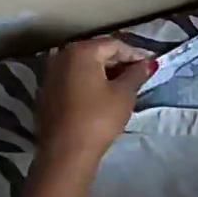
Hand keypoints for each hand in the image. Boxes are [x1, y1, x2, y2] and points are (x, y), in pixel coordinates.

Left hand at [35, 37, 155, 169]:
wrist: (65, 152)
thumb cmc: (98, 118)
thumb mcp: (124, 94)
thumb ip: (137, 73)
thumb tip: (148, 63)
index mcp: (81, 52)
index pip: (115, 44)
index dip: (135, 54)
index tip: (151, 66)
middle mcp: (61, 56)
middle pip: (97, 52)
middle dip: (119, 61)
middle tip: (138, 76)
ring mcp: (50, 74)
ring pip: (84, 66)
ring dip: (104, 72)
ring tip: (123, 86)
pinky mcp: (46, 92)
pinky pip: (73, 79)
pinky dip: (89, 82)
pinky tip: (102, 96)